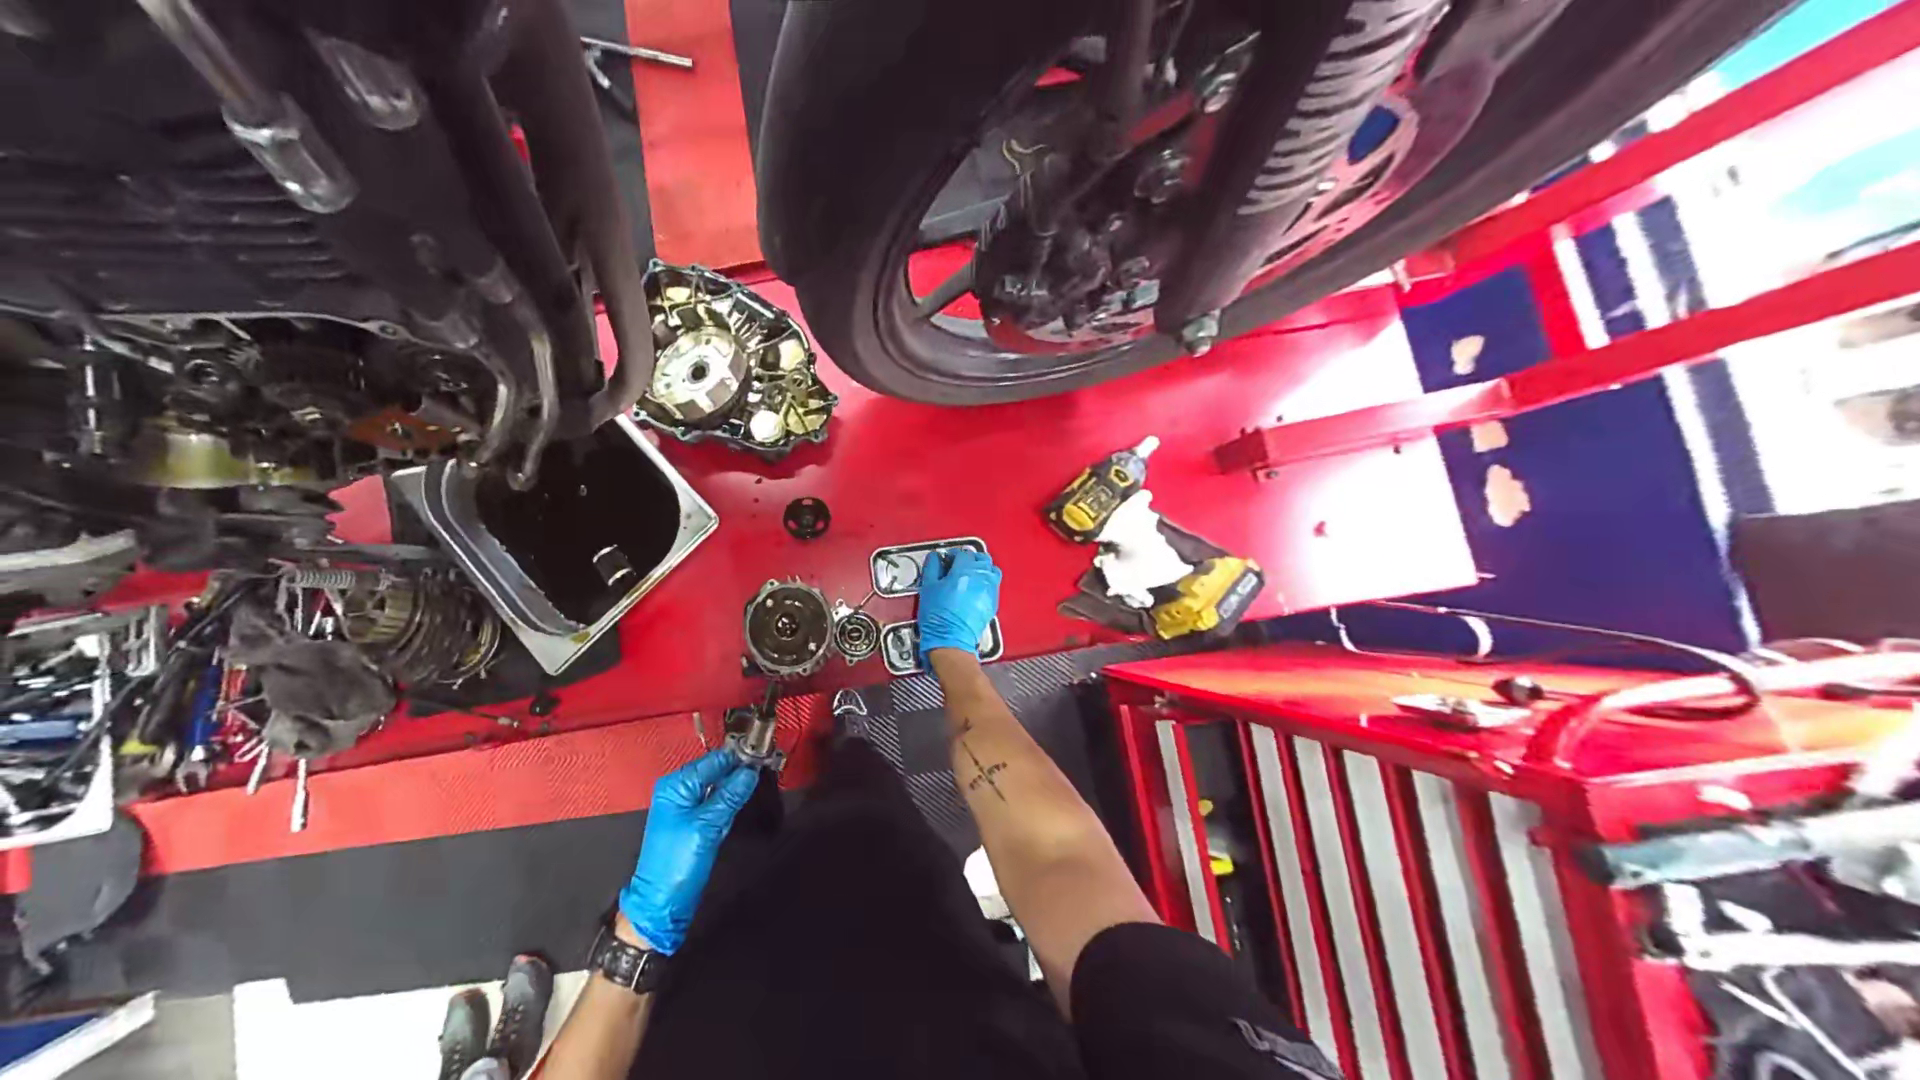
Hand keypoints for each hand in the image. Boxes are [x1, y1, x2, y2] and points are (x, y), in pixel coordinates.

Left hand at [618, 749, 758, 953]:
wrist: (662, 903)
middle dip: (739, 774)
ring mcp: (686, 806)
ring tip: (753, 792)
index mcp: (677, 784)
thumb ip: (730, 795)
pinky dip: (728, 807)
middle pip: (717, 771)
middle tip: (765, 772)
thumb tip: (751, 771)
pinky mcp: (694, 821)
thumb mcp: (707, 826)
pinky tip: (736, 812)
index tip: (766, 753)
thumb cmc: (678, 861)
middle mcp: (680, 789)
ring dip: (735, 792)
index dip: (739, 756)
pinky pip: (716, 804)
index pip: (715, 759)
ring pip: (719, 787)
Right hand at [917, 548, 1000, 664]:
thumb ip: (932, 568)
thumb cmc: (939, 617)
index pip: (962, 553)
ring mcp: (989, 590)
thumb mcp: (928, 587)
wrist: (950, 640)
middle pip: (981, 558)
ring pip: (991, 570)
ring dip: (980, 568)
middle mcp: (980, 578)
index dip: (953, 554)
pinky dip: (985, 582)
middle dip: (969, 559)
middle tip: (958, 565)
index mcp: (964, 571)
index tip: (947, 560)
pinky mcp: (992, 602)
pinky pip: (993, 585)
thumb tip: (936, 558)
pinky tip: (974, 589)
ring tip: (969, 575)